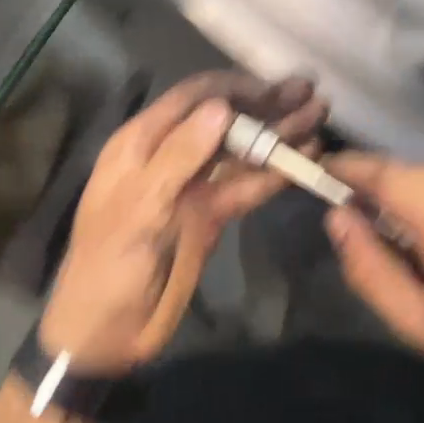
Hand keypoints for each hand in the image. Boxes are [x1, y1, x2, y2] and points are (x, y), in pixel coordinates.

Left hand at [39, 72, 324, 372]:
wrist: (104, 333)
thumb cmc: (108, 264)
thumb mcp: (138, 209)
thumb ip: (178, 157)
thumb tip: (221, 107)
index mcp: (141, 142)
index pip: (193, 98)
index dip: (234, 89)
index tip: (274, 90)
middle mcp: (171, 155)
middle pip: (224, 120)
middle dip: (266, 105)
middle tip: (311, 94)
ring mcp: (193, 185)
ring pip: (240, 151)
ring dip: (277, 134)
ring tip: (319, 116)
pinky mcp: (210, 215)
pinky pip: (245, 186)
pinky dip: (274, 173)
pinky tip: (306, 158)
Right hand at [324, 148, 423, 403]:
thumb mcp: (411, 320)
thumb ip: (367, 265)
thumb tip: (336, 215)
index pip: (389, 176)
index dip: (351, 168)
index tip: (325, 171)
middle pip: (410, 167)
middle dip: (382, 183)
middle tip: (364, 214)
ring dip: (415, 184)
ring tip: (412, 224)